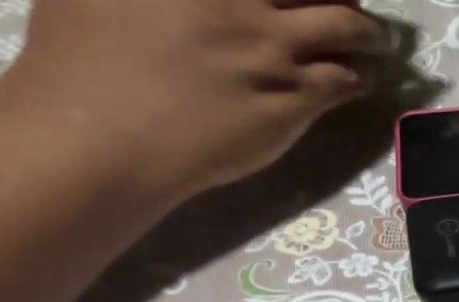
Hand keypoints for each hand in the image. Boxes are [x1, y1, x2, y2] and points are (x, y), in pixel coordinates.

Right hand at [0, 0, 389, 200]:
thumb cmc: (82, 56)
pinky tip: (359, 81)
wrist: (105, 131)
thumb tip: (199, 1)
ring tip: (376, 41)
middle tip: (350, 3)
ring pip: (346, 27)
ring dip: (370, 33)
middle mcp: (237, 0)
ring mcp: (270, 49)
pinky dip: (360, 77)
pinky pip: (346, 80)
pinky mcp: (293, 97)